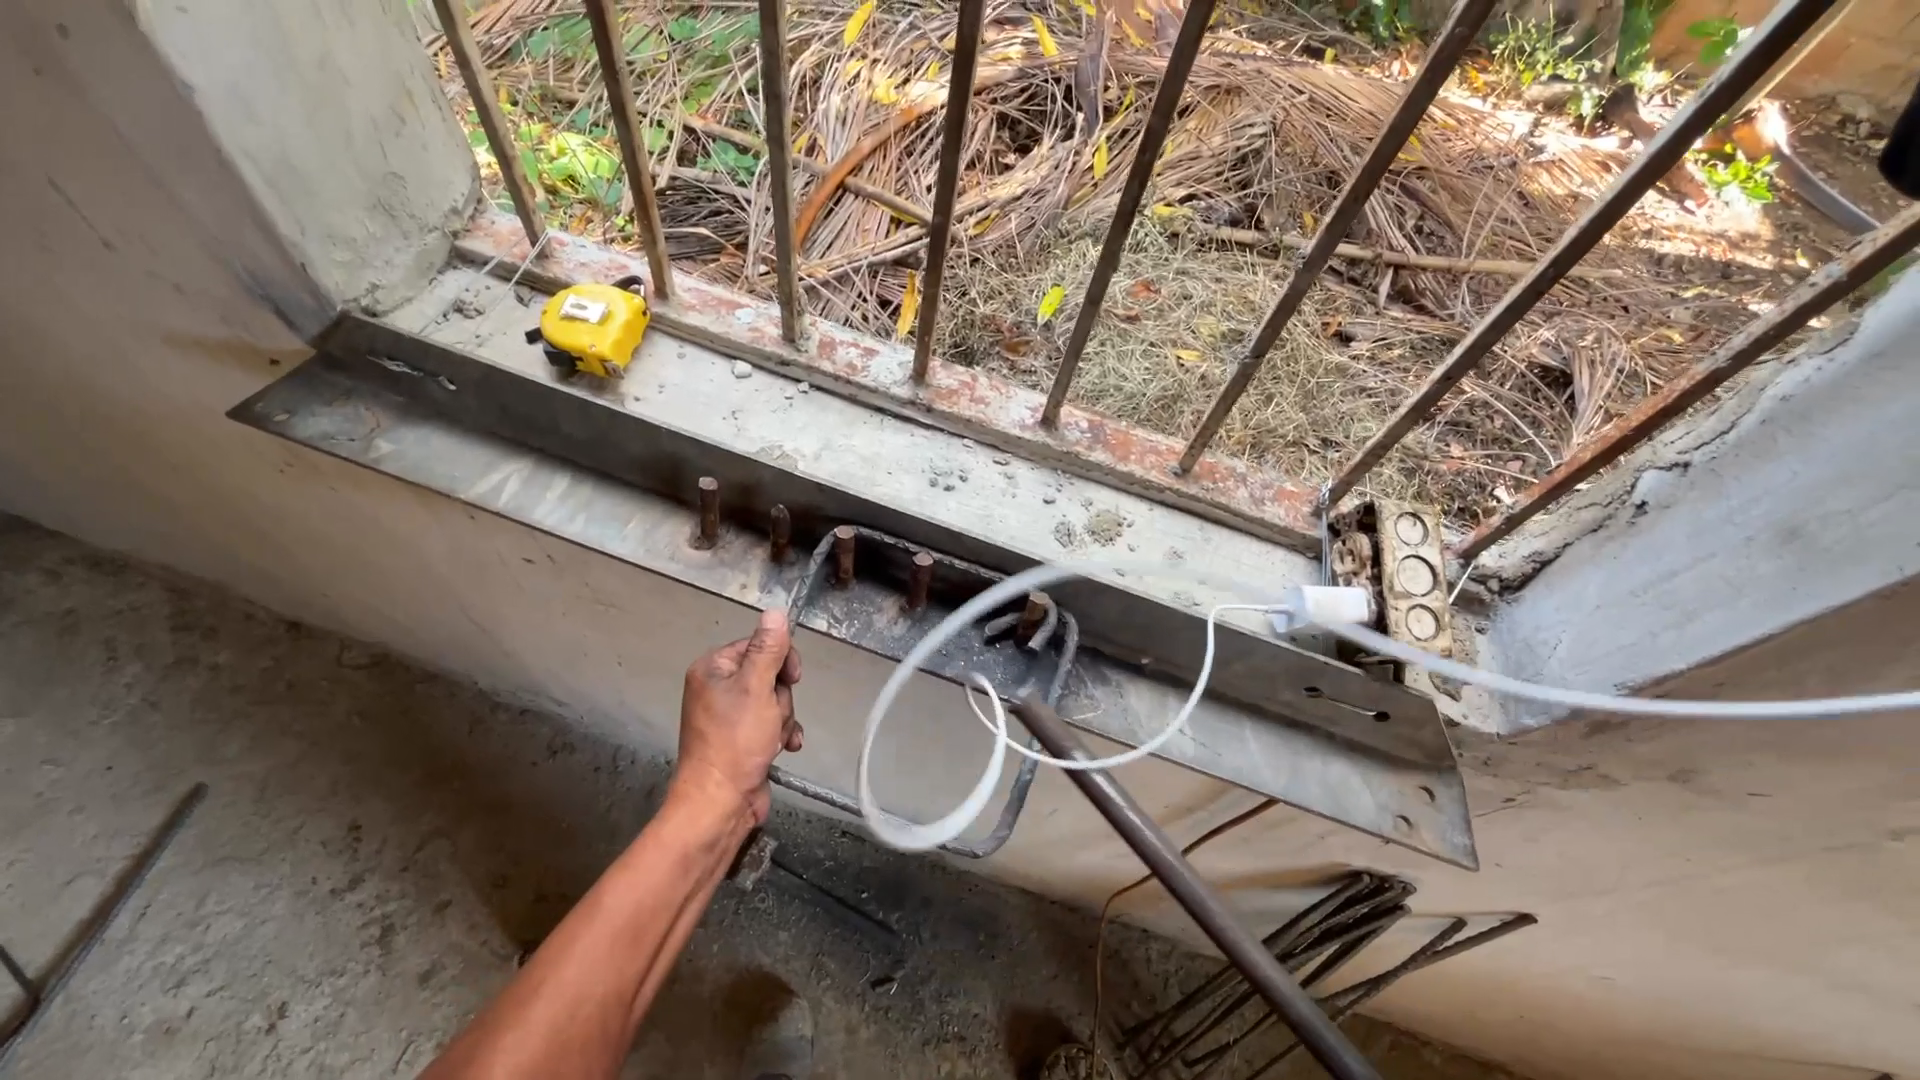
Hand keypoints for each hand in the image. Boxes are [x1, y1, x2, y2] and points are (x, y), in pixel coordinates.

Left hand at [674, 609, 803, 825]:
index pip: (757, 645)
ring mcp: (729, 717)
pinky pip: (772, 724)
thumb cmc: (735, 742)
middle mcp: (717, 689)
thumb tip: (775, 611)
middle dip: (780, 697)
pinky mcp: (742, 740)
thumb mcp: (756, 688)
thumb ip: (768, 649)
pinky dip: (781, 735)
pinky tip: (784, 748)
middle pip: (769, 674)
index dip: (780, 661)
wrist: (721, 803)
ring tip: (773, 739)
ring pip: (774, 701)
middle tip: (772, 716)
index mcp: (713, 669)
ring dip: (783, 719)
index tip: (791, 679)